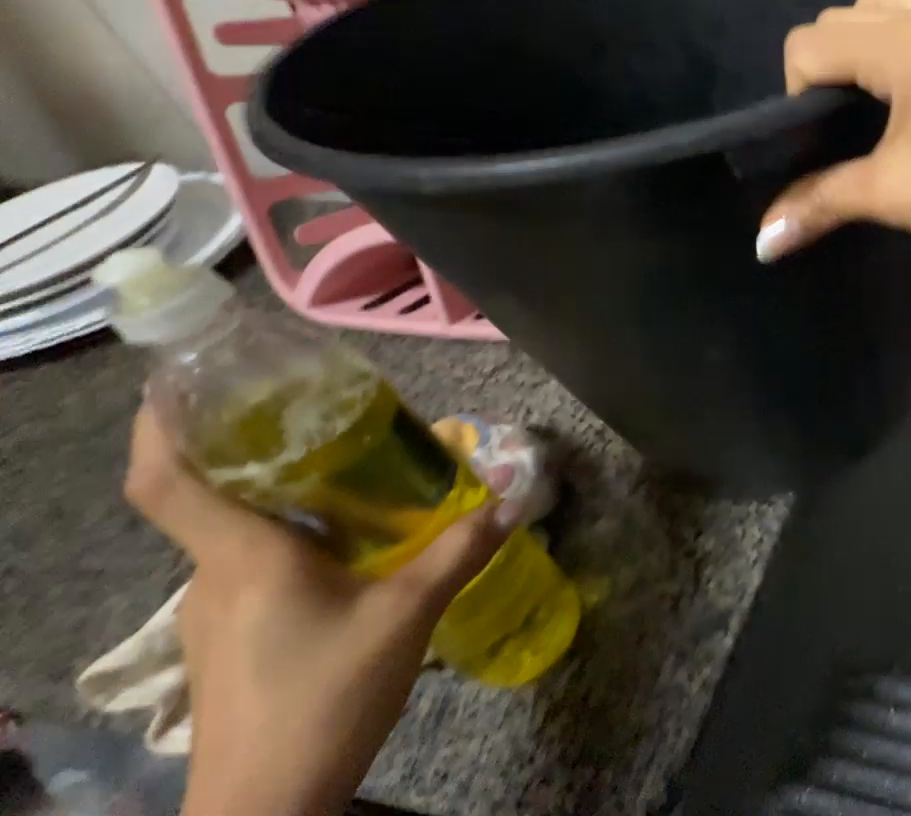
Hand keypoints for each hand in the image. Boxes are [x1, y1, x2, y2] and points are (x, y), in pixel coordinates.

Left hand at [123, 405, 508, 815]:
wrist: (268, 803)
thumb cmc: (326, 696)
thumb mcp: (406, 617)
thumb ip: (456, 554)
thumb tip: (510, 501)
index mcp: (244, 557)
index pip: (166, 480)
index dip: (159, 423)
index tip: (181, 377)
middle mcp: (214, 574)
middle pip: (206, 495)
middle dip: (244, 445)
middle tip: (305, 409)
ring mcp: (215, 609)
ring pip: (234, 531)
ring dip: (274, 493)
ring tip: (341, 469)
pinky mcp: (231, 637)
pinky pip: (251, 563)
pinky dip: (287, 535)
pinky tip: (342, 543)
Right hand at [757, 0, 910, 267]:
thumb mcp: (892, 196)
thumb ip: (819, 202)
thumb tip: (763, 240)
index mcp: (908, 46)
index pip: (810, 45)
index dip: (799, 95)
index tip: (824, 141)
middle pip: (841, 15)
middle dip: (827, 66)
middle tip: (847, 126)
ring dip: (866, 29)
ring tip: (876, 85)